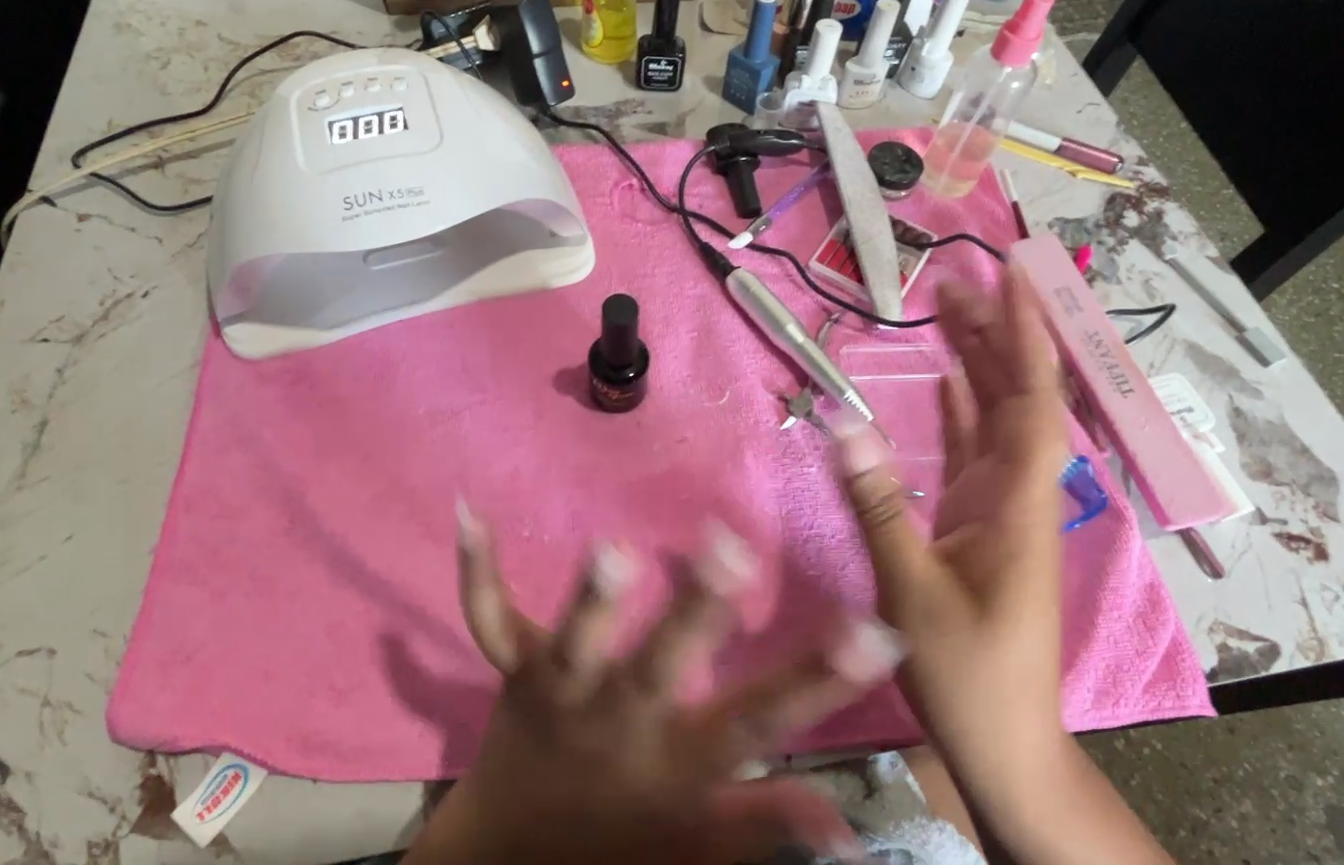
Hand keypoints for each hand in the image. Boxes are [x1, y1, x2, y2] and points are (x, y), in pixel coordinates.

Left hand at [404, 507, 905, 864]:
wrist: (509, 859)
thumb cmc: (614, 844)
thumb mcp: (695, 845)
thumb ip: (764, 825)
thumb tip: (850, 827)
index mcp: (674, 760)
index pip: (760, 720)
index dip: (819, 681)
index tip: (875, 630)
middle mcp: (619, 720)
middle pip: (661, 665)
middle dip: (697, 611)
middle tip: (727, 550)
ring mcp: (560, 693)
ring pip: (575, 644)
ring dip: (590, 601)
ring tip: (609, 548)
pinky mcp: (514, 672)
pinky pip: (488, 621)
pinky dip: (476, 572)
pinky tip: (468, 512)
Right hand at [833, 272, 1071, 772]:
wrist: (1004, 743)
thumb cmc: (968, 672)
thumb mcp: (911, 592)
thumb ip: (878, 507)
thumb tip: (843, 425)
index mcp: (1018, 503)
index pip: (1031, 401)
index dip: (1025, 337)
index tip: (1013, 280)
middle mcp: (1017, 494)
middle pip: (1015, 399)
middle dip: (994, 336)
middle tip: (955, 283)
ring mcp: (998, 509)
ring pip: (994, 420)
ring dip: (977, 365)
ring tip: (946, 312)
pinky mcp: (978, 525)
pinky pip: (973, 452)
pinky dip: (962, 411)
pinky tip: (947, 381)